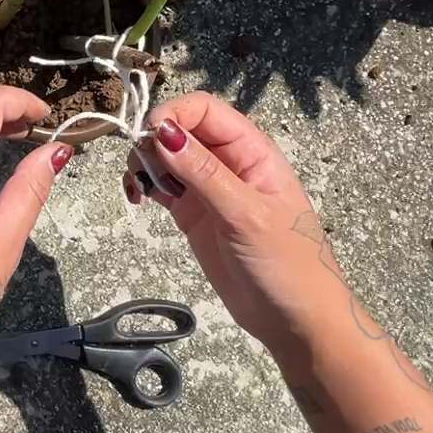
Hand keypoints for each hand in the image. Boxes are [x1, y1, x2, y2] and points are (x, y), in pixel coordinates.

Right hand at [123, 91, 352, 352]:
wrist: (295, 323)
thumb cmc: (288, 266)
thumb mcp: (246, 215)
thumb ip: (203, 173)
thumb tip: (162, 132)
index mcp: (251, 150)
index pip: (204, 109)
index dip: (173, 114)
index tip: (149, 137)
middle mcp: (227, 161)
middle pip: (179, 128)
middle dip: (152, 140)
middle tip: (139, 168)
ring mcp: (207, 187)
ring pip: (165, 155)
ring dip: (143, 162)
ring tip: (137, 187)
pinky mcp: (192, 212)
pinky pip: (160, 184)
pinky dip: (142, 183)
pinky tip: (138, 198)